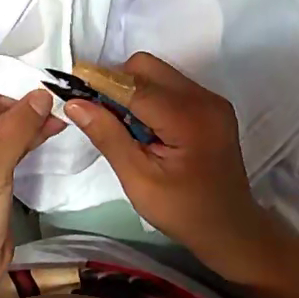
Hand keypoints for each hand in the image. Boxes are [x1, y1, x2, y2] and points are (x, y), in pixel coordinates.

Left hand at [0, 82, 63, 297]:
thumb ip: (17, 127)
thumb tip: (41, 93)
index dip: (4, 84)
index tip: (40, 79)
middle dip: (20, 103)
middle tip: (57, 97)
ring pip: (1, 127)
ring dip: (28, 122)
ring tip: (61, 114)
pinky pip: (8, 147)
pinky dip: (27, 140)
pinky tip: (51, 130)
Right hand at [63, 53, 288, 284]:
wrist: (231, 229)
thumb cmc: (183, 211)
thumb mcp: (138, 180)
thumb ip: (108, 136)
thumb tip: (74, 103)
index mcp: (189, 120)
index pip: (133, 85)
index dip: (98, 81)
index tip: (67, 83)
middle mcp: (203, 100)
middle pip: (145, 67)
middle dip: (114, 82)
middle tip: (97, 112)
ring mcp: (209, 100)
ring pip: (154, 72)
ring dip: (129, 88)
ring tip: (119, 122)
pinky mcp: (208, 104)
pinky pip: (167, 83)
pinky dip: (145, 95)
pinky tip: (140, 124)